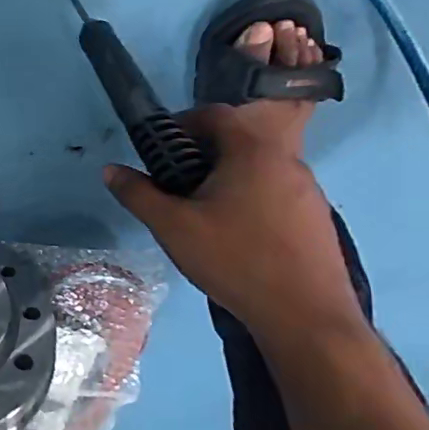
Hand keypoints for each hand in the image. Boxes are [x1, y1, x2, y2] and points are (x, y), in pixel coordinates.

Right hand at [104, 104, 364, 339]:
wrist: (306, 316)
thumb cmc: (235, 260)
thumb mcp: (173, 228)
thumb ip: (139, 194)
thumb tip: (110, 169)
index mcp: (252, 150)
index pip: (215, 113)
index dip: (183, 123)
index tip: (162, 149)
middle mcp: (286, 160)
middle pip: (239, 140)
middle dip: (204, 154)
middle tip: (177, 184)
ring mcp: (308, 189)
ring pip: (259, 169)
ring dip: (230, 178)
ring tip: (205, 213)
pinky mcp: (317, 218)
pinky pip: (277, 193)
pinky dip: (253, 199)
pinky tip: (239, 236)